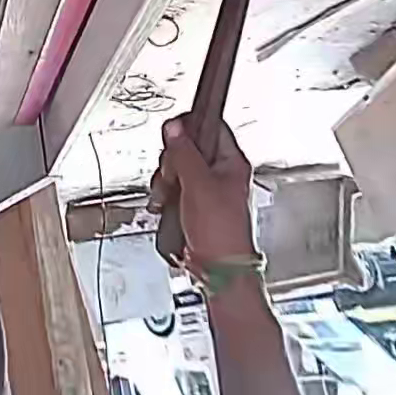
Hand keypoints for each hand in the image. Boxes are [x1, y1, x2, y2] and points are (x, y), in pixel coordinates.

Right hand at [150, 115, 256, 264]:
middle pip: (188, 146)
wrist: (218, 269)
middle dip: (172, 159)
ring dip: (165, 178)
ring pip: (177, 166)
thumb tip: (174, 127)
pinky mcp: (194, 201)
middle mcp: (220, 171)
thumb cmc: (220, 231)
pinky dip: (165, 192)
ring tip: (168, 193)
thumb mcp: (198, 184)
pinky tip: (165, 203)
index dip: (190, 125)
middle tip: (172, 172)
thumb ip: (184, 153)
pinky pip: (173, 185)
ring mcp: (206, 187)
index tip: (172, 132)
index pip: (210, 126)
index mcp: (230, 161)